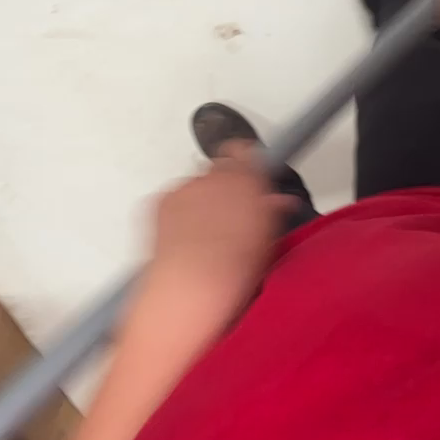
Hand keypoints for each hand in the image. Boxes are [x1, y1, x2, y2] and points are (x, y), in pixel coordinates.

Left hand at [147, 141, 291, 314]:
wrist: (191, 287)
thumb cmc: (232, 270)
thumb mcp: (268, 241)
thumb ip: (272, 210)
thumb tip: (278, 202)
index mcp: (248, 179)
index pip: (248, 153)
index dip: (248, 166)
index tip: (249, 177)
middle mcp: (216, 175)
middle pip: (221, 168)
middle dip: (225, 186)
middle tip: (229, 214)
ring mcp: (186, 185)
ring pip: (196, 183)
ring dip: (201, 200)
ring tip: (205, 234)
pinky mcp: (161, 199)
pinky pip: (173, 197)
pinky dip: (179, 212)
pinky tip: (186, 237)